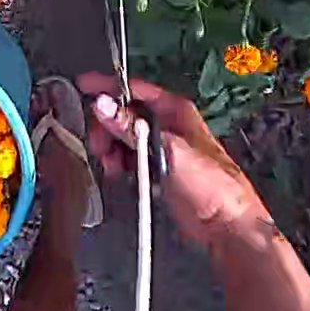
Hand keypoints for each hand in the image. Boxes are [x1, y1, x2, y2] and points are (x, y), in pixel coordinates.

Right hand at [78, 72, 272, 252]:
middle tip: (99, 145)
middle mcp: (166, 123)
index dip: (108, 86)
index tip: (83, 85)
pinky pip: (129, 156)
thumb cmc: (207, 183)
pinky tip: (117, 172)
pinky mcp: (157, 169)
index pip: (134, 88)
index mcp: (173, 109)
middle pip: (125, 113)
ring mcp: (162, 146)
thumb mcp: (166, 150)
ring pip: (124, 136)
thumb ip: (131, 128)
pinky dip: (119, 161)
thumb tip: (101, 104)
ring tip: (110, 164)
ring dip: (111, 147)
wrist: (226, 226)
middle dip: (107, 126)